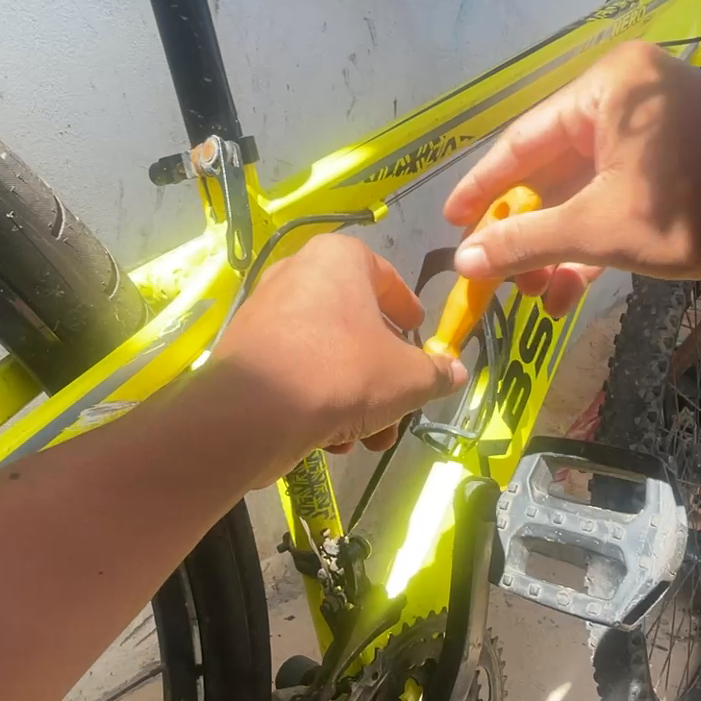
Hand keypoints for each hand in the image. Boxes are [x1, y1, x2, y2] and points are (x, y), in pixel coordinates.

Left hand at [210, 234, 465, 482]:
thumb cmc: (344, 373)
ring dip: (355, 401)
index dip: (407, 309)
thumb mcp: (407, 378)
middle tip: (399, 406)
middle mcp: (296, 275)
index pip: (384, 275)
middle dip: (382, 375)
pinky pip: (295, 374)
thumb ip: (435, 373)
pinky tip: (330, 441)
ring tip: (369, 438)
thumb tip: (455, 372)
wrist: (255, 414)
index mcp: (337, 259)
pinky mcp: (245, 356)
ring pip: (327, 357)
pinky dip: (318, 404)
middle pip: (355, 327)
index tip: (418, 334)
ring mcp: (264, 316)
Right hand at [443, 41, 700, 309]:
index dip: (481, 189)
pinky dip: (592, 246)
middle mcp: (628, 102)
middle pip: (550, 172)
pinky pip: (617, 205)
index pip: (519, 141)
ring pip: (583, 195)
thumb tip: (464, 262)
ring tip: (531, 296)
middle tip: (491, 276)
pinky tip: (568, 292)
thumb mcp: (600, 229)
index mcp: (605, 89)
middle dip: (523, 231)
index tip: (449, 224)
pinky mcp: (681, 169)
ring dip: (556, 248)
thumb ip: (526, 242)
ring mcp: (658, 137)